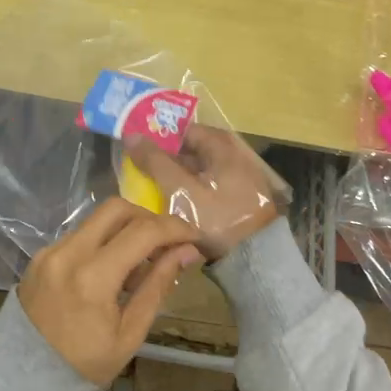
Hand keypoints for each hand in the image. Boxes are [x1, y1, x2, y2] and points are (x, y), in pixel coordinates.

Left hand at [18, 197, 201, 386]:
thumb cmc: (85, 363)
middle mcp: (69, 252)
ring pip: (96, 218)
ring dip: (124, 228)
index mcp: (92, 277)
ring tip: (138, 260)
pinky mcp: (40, 254)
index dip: (174, 228)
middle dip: (148, 217)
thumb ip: (158, 286)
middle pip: (117, 208)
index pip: (142, 232)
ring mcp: (51, 250)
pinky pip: (79, 234)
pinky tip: (110, 267)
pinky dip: (101, 241)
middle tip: (165, 240)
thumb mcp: (129, 334)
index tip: (193, 235)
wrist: (27, 379)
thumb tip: (187, 251)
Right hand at [127, 126, 280, 260]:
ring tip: (153, 191)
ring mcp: (241, 174)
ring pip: (200, 170)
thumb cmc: (219, 219)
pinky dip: (194, 190)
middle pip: (191, 150)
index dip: (159, 139)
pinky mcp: (242, 196)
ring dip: (179, 178)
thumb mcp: (182, 191)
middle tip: (141, 174)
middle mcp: (234, 152)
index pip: (182, 131)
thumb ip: (155, 163)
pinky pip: (211, 185)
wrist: (259, 259)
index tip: (137, 152)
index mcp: (222, 144)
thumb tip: (131, 134)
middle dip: (167, 161)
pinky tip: (178, 205)